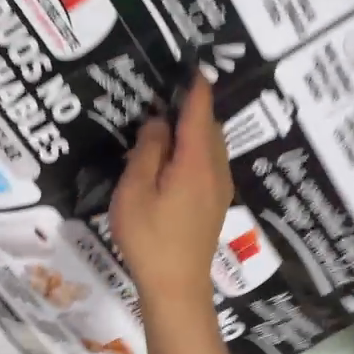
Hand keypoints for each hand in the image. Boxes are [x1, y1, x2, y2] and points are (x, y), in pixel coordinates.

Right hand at [109, 76, 232, 301]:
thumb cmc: (148, 235)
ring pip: (211, 147)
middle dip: (195, 107)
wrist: (176, 285)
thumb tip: (159, 121)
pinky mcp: (212, 204)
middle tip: (171, 89)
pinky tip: (175, 152)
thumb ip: (148, 151)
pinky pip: (208, 162)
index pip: (198, 117)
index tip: (194, 68)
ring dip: (195, 127)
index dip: (196, 91)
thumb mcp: (135, 188)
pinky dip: (195, 146)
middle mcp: (214, 172)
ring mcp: (218, 190)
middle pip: (210, 129)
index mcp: (195, 164)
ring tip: (170, 115)